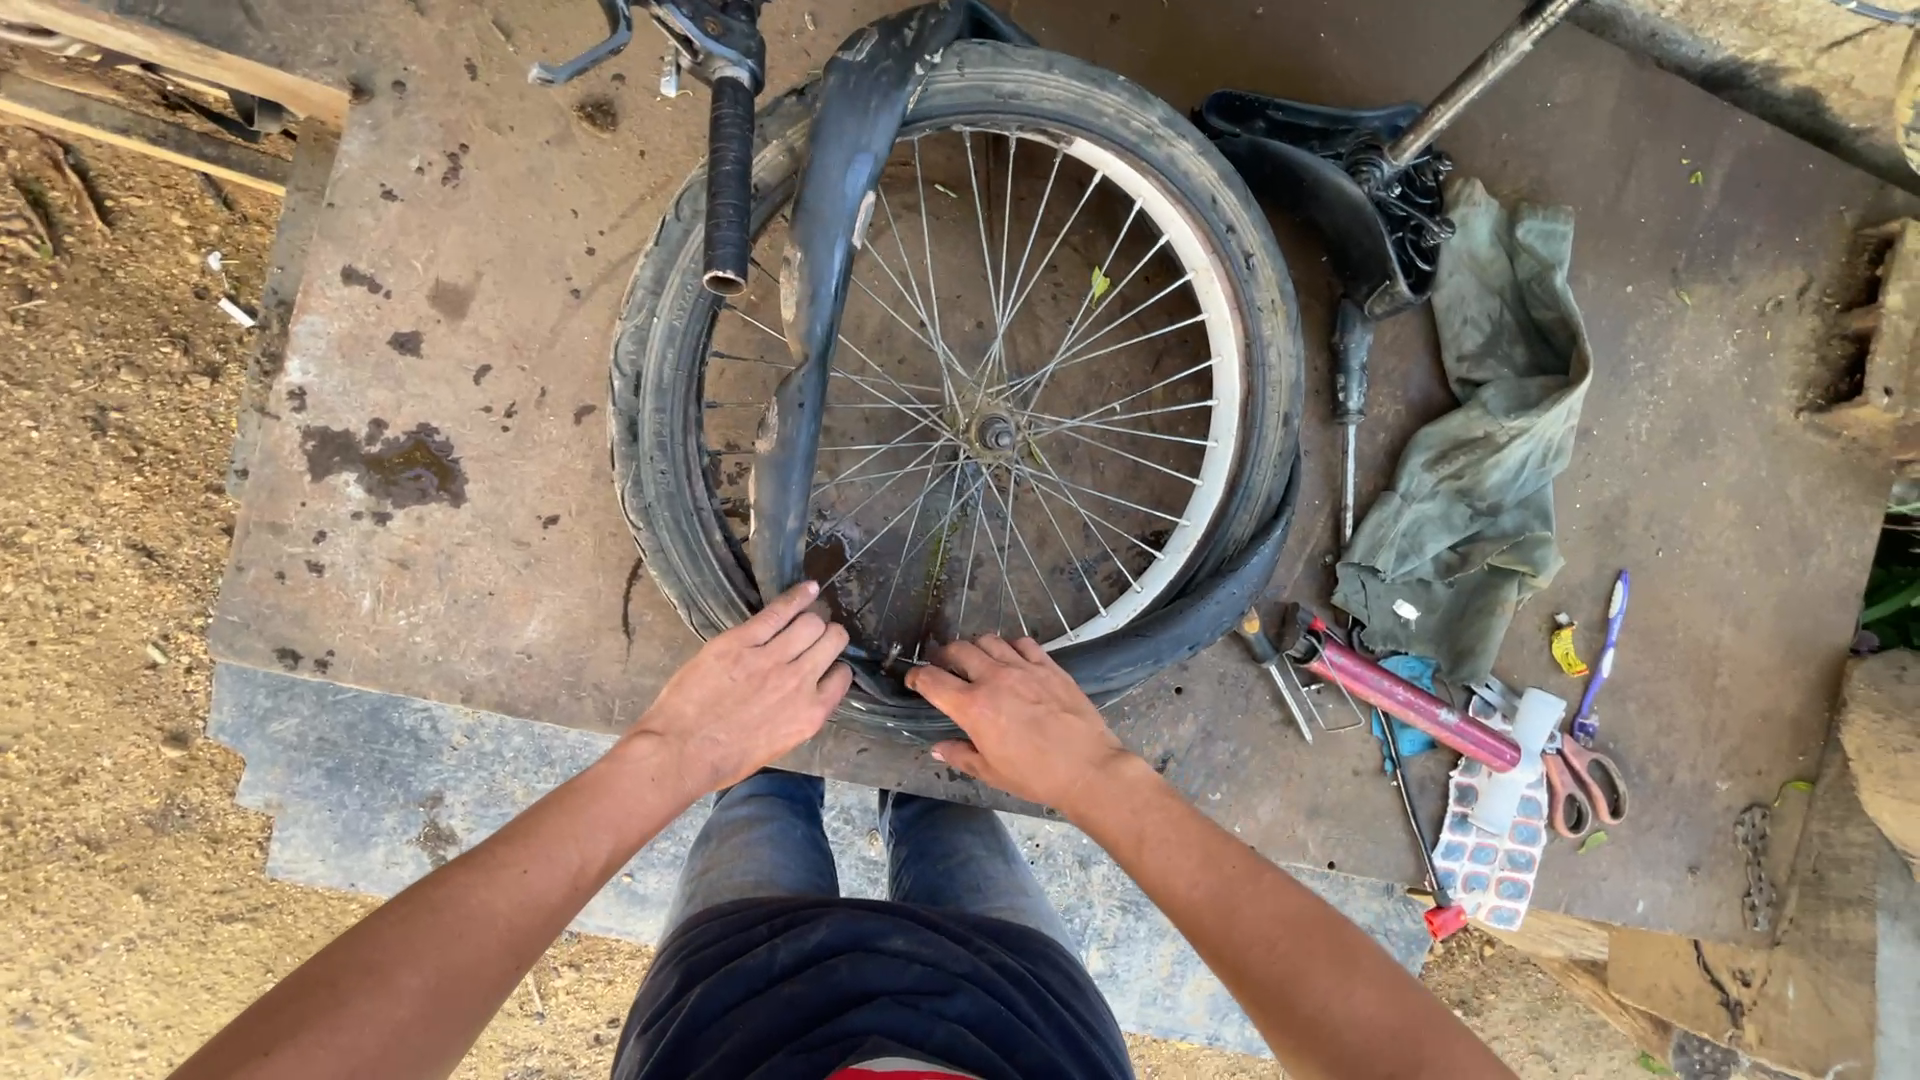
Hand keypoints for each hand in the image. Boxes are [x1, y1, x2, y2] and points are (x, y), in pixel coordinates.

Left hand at [627, 581, 851, 797]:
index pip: (842, 676)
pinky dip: (798, 597)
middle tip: (818, 636)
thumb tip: (803, 694)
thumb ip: (798, 714)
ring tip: (807, 617)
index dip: (835, 667)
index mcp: (810, 713)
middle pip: (832, 641)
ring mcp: (771, 659)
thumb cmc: (724, 759)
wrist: (680, 752)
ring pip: (810, 623)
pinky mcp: (742, 641)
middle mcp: (799, 682)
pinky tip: (808, 589)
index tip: (826, 664)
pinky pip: (778, 611)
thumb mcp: (777, 744)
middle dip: (830, 636)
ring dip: (813, 619)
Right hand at [905, 635, 1138, 813]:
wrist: (1087, 768)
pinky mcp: (1049, 666)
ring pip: (989, 640)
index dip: (916, 677)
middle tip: (944, 667)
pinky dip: (1011, 647)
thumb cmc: (1035, 776)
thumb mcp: (991, 771)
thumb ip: (960, 755)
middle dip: (944, 656)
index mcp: (973, 707)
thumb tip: (938, 747)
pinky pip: (1023, 643)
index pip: (931, 680)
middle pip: (957, 650)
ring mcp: (1023, 668)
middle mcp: (994, 679)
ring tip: (977, 660)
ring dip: (976, 647)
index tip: (914, 681)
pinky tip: (1012, 659)